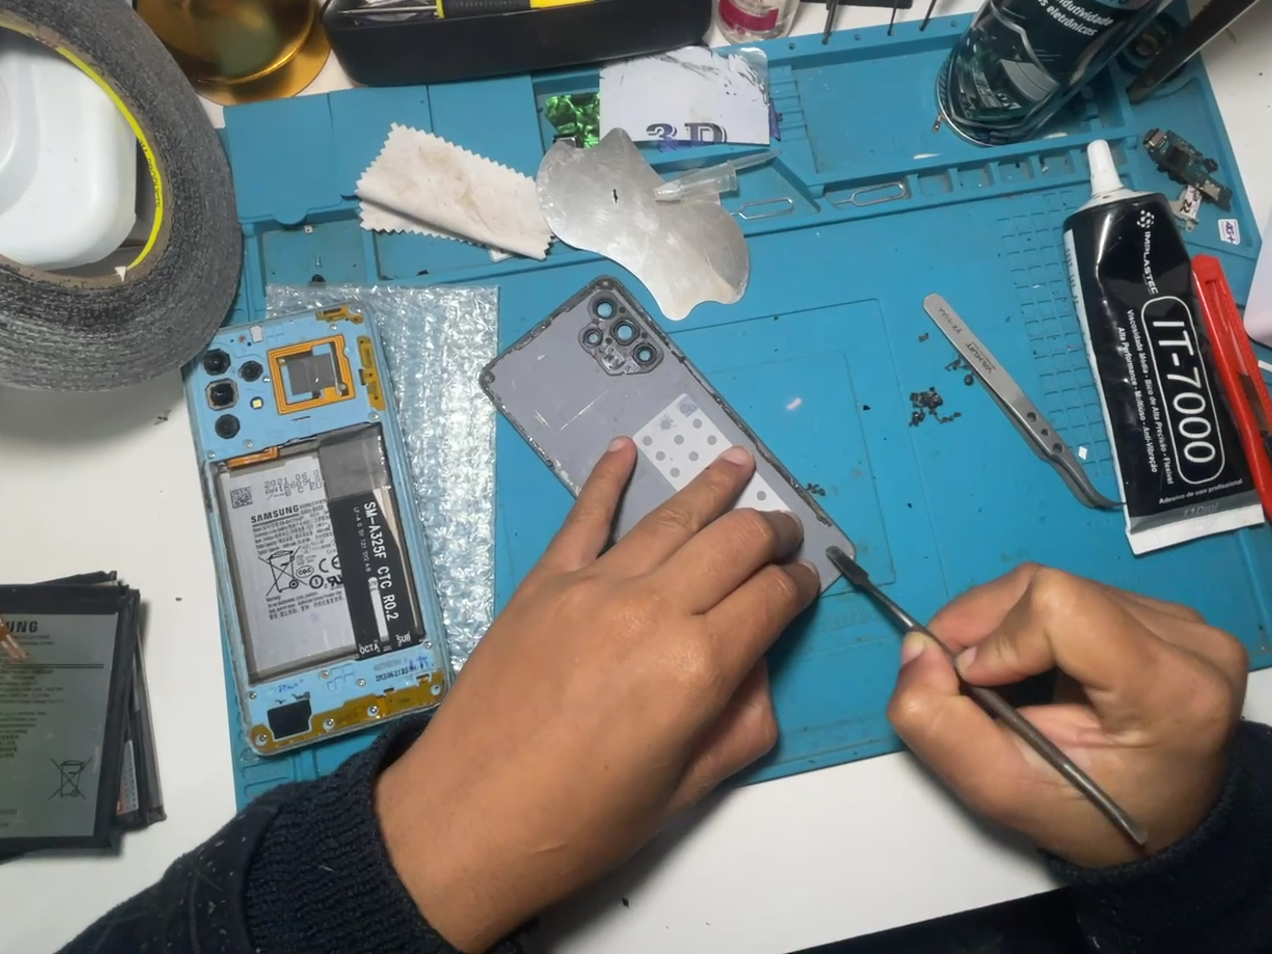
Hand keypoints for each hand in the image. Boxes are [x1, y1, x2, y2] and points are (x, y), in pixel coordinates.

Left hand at [376, 440, 819, 951]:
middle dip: (773, 530)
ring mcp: (595, 584)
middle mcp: (654, 608)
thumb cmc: (582, 821)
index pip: (773, 598)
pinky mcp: (546, 579)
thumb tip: (755, 661)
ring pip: (672, 517)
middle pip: (734, 541)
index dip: (801, 585)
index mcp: (698, 666)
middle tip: (786, 531)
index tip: (805, 582)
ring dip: (715, 486)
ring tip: (740, 462)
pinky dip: (607, 478)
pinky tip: (626, 449)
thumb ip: (743, 721)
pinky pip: (584, 516)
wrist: (466, 821)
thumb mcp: (686, 792)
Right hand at [887, 565, 1247, 867]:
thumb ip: (938, 724)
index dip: (997, 637)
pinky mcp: (1164, 611)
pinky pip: (1070, 589)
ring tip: (1006, 674)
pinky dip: (1029, 619)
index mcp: (1166, 689)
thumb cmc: (1092, 815)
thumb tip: (917, 648)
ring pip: (1049, 582)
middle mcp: (1185, 640)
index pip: (1058, 606)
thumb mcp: (1001, 790)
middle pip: (1043, 586)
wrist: (1164, 824)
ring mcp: (1179, 620)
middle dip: (983, 626)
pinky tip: (1038, 661)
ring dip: (1002, 622)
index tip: (978, 685)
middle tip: (973, 679)